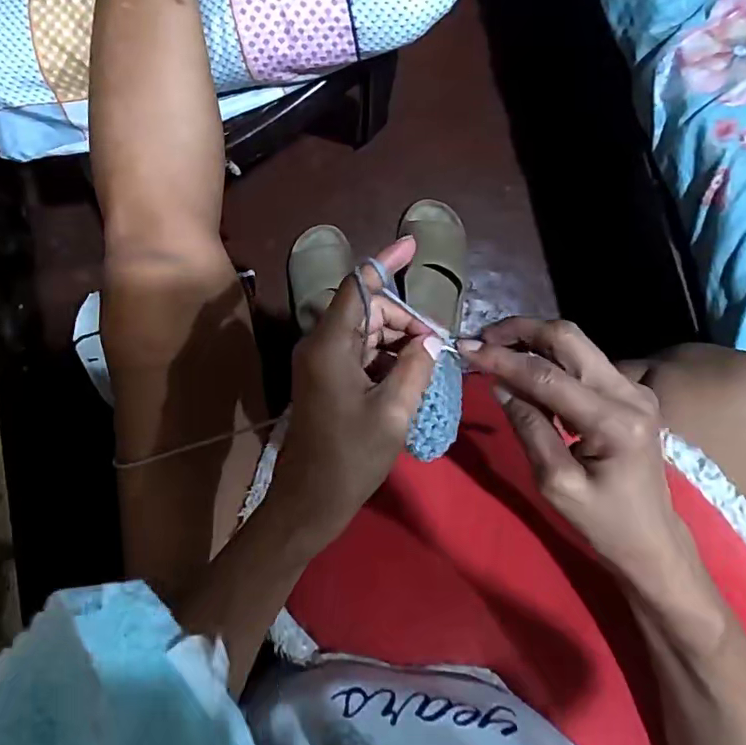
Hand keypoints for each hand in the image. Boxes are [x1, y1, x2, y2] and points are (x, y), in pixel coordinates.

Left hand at [264, 238, 439, 546]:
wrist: (309, 500)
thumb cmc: (350, 458)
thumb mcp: (393, 412)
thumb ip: (415, 368)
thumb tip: (431, 341)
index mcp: (330, 346)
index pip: (358, 287)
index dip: (385, 263)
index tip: (412, 244)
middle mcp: (319, 345)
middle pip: (365, 309)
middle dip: (403, 318)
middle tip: (436, 345)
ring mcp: (319, 363)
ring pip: (363, 331)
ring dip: (396, 338)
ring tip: (429, 359)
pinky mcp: (323, 379)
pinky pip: (357, 352)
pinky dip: (384, 355)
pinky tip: (409, 373)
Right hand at [464, 318, 701, 588]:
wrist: (652, 539)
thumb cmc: (603, 521)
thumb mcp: (555, 482)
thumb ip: (528, 427)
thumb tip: (499, 384)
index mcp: (614, 422)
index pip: (547, 376)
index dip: (502, 359)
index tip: (466, 349)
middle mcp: (630, 393)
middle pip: (568, 338)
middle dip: (520, 330)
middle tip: (483, 338)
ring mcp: (634, 388)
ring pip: (576, 343)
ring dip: (532, 340)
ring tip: (496, 349)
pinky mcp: (630, 391)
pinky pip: (583, 360)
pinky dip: (549, 358)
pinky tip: (525, 371)